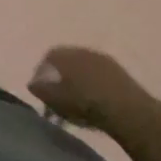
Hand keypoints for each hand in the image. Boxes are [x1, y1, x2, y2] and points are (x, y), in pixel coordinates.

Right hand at [27, 47, 155, 130]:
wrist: (126, 110)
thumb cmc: (84, 103)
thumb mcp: (54, 99)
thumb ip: (40, 88)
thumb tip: (33, 82)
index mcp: (67, 54)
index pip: (49, 56)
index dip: (42, 71)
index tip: (41, 89)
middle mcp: (85, 50)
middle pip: (68, 60)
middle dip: (61, 76)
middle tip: (58, 95)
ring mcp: (105, 60)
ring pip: (85, 67)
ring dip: (79, 81)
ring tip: (77, 100)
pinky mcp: (120, 72)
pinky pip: (99, 75)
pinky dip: (94, 85)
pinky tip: (94, 101)